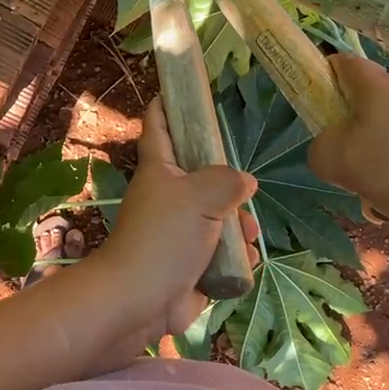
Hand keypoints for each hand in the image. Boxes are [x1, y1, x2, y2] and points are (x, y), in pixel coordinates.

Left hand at [91, 98, 256, 342]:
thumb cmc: (163, 237)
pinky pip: (221, 251)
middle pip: (202, 174)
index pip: (159, 124)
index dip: (169, 103)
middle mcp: (167, 194)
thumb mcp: (199, 197)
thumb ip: (226, 181)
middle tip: (245, 193)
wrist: (139, 300)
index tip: (189, 89)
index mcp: (159, 168)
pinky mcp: (190, 263)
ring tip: (248, 236)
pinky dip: (236, 255)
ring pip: (218, 215)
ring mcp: (177, 230)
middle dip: (229, 184)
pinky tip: (246, 260)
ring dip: (239, 225)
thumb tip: (244, 182)